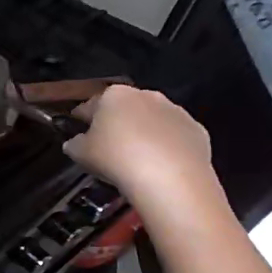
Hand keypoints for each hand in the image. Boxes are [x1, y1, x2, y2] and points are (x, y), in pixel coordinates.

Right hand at [63, 85, 215, 215]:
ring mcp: (175, 111)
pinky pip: (174, 136)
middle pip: (125, 108)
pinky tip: (161, 165)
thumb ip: (75, 144)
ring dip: (144, 133)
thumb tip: (75, 142)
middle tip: (109, 147)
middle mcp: (146, 95)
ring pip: (152, 120)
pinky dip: (167, 146)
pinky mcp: (196, 129)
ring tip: (137, 159)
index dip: (82, 118)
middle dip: (117, 123)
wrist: (169, 178)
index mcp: (114, 95)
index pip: (91, 104)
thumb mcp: (81, 154)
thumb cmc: (116, 159)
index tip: (78, 129)